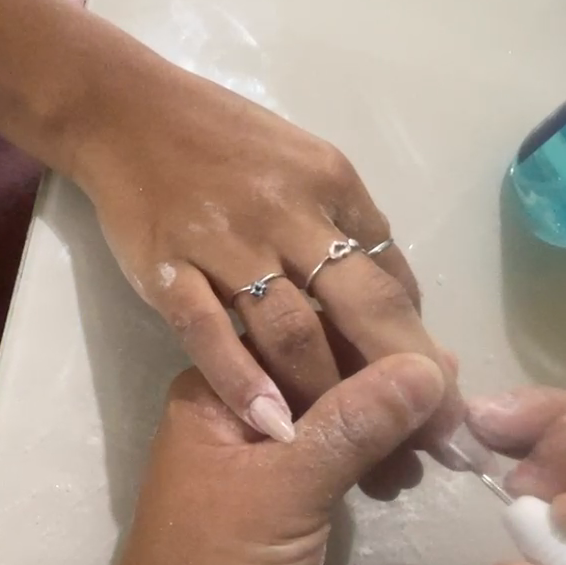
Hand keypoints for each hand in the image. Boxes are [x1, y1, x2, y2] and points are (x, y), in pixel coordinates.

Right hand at [63, 60, 463, 492]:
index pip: (392, 275)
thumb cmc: (219, 139)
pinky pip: (208, 332)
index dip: (422, 343)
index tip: (440, 397)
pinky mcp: (168, 268)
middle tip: (432, 445)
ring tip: (354, 452)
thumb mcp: (302, 162)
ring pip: (290, 329)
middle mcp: (288, 212)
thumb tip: (392, 293)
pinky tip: (272, 425)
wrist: (124, 112)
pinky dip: (242, 380)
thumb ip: (345, 225)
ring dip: (328, 394)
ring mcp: (226, 242)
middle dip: (405, 381)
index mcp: (330, 183)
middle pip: (362, 306)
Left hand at [82, 354, 444, 564]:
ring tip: (434, 450)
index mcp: (217, 382)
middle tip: (449, 419)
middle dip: (387, 388)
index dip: (373, 343)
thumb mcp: (286, 490)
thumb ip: (354, 425)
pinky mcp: (277, 480)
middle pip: (322, 367)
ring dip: (385, 424)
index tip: (444, 370)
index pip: (301, 331)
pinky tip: (402, 469)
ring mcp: (256, 441)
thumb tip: (429, 365)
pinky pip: (331, 448)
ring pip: (333, 409)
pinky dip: (369, 453)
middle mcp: (235, 399)